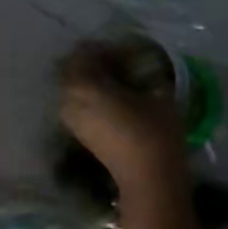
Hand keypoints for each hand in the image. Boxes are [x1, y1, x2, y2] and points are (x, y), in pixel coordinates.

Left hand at [59, 38, 187, 192]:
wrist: (150, 180)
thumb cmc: (156, 134)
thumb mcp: (160, 94)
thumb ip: (148, 73)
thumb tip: (144, 64)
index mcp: (83, 83)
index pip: (87, 51)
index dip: (110, 48)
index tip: (133, 52)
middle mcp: (68, 97)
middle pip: (77, 69)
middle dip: (99, 64)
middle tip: (128, 67)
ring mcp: (70, 118)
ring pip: (78, 88)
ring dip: (98, 83)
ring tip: (126, 87)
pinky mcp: (80, 134)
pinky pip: (83, 105)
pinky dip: (97, 99)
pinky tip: (122, 105)